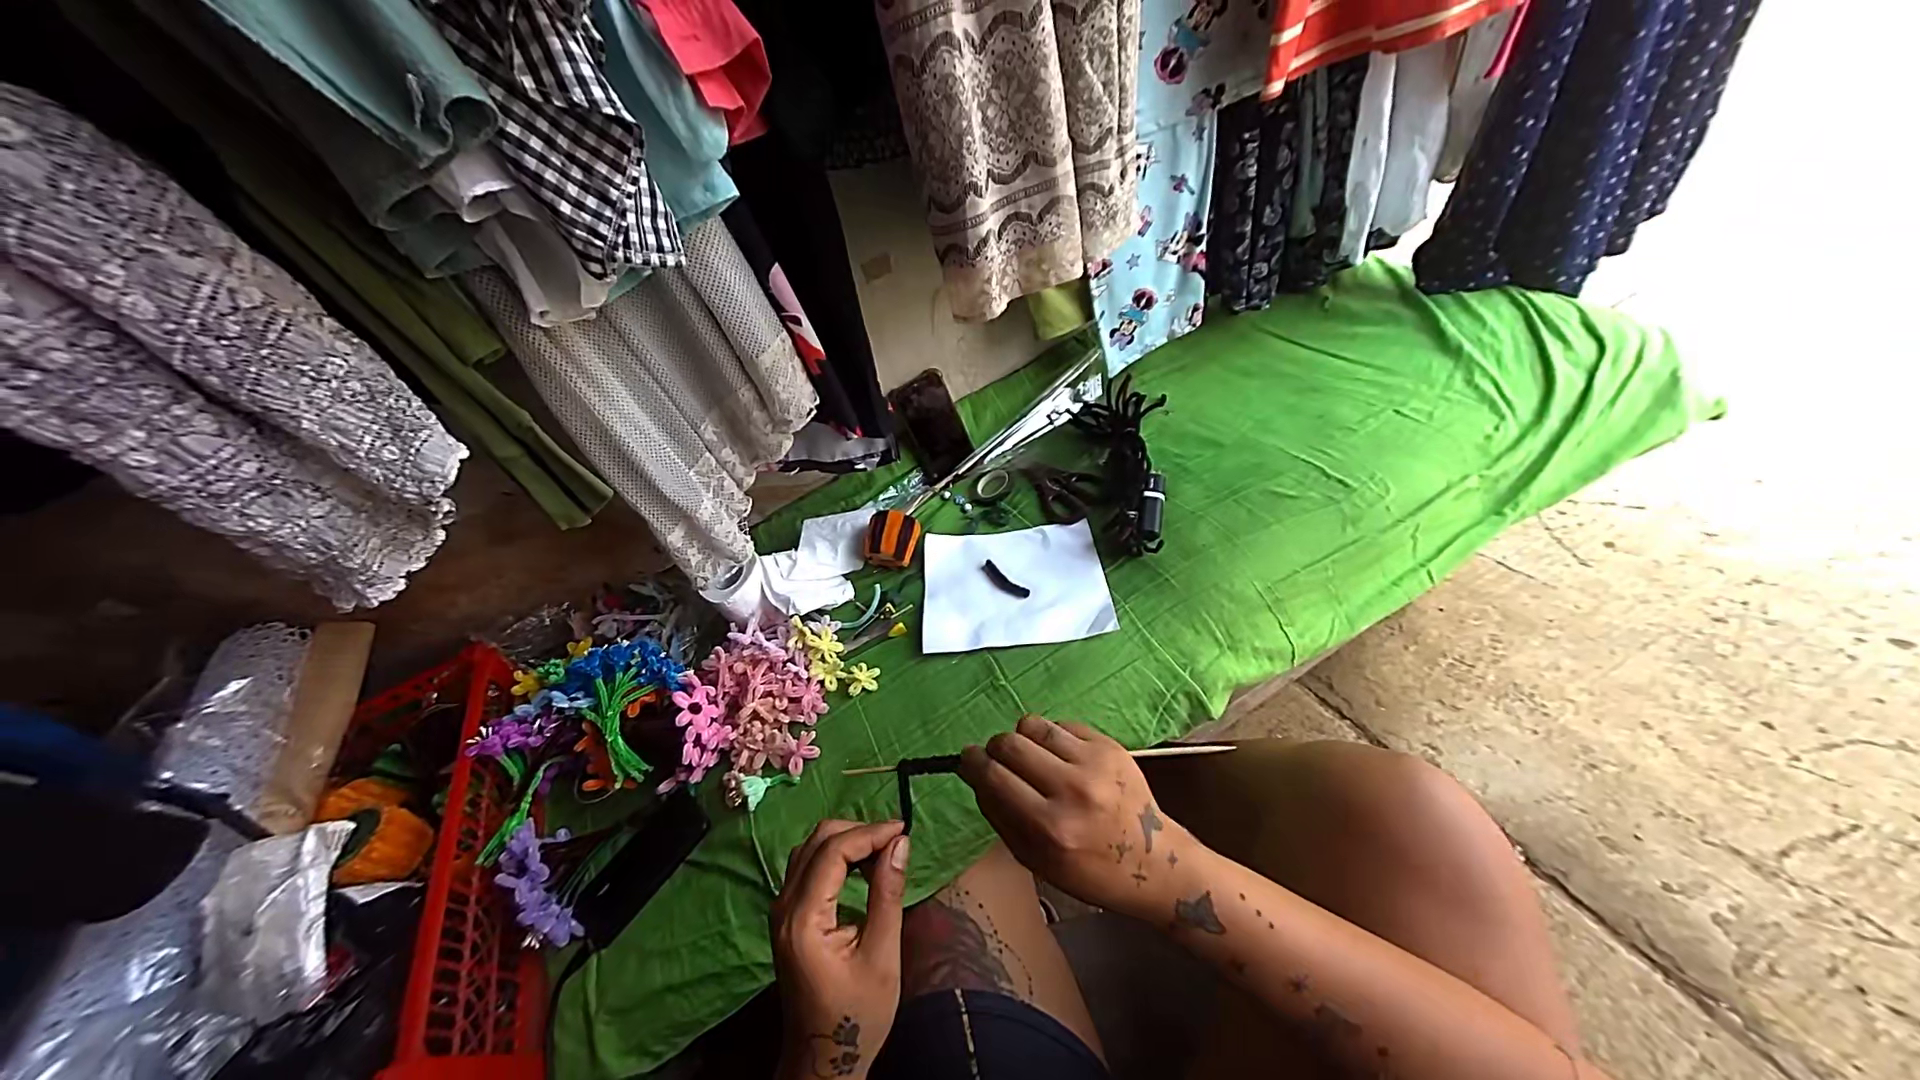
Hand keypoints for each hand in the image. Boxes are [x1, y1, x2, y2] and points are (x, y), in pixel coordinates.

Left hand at [771, 819, 911, 1079]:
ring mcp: (781, 910)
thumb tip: (899, 844)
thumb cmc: (857, 1014)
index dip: (870, 834)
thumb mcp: (882, 956)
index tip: (902, 831)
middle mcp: (784, 907)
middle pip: (817, 841)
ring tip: (882, 851)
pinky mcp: (787, 915)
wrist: (823, 1058)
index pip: (833, 852)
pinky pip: (808, 866)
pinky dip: (836, 855)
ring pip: (810, 848)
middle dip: (858, 832)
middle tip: (894, 842)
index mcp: (803, 919)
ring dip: (847, 840)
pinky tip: (862, 865)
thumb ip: (888, 894)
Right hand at [959, 715, 1194, 917]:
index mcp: (1050, 827)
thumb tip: (976, 775)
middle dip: (995, 748)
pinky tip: (1059, 757)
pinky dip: (1051, 737)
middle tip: (997, 759)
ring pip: (1034, 725)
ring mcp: (1095, 764)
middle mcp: (1072, 790)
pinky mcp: (1111, 746)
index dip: (973, 763)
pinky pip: (1062, 724)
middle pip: (1010, 743)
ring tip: (1030, 756)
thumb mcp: (1035, 860)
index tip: (967, 759)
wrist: (1155, 863)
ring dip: (1022, 738)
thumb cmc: (1089, 871)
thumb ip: (1000, 816)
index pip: (994, 777)